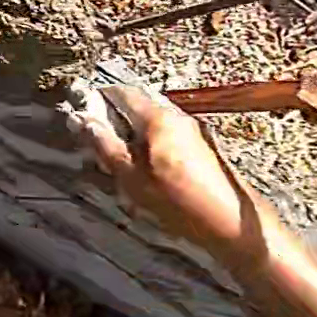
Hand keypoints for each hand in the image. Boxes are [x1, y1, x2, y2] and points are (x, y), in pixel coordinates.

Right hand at [63, 80, 272, 263]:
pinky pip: (168, 133)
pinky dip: (151, 141)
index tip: (83, 111)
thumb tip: (85, 121)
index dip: (99, 97)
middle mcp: (178, 116)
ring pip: (153, 121)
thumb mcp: (131, 177)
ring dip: (133, 131)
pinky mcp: (203, 145)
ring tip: (121, 157)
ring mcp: (194, 130)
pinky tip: (146, 166)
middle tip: (99, 139)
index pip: (123, 92)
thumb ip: (106, 145)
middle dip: (115, 117)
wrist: (233, 224)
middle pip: (138, 106)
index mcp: (158, 119)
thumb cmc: (177, 200)